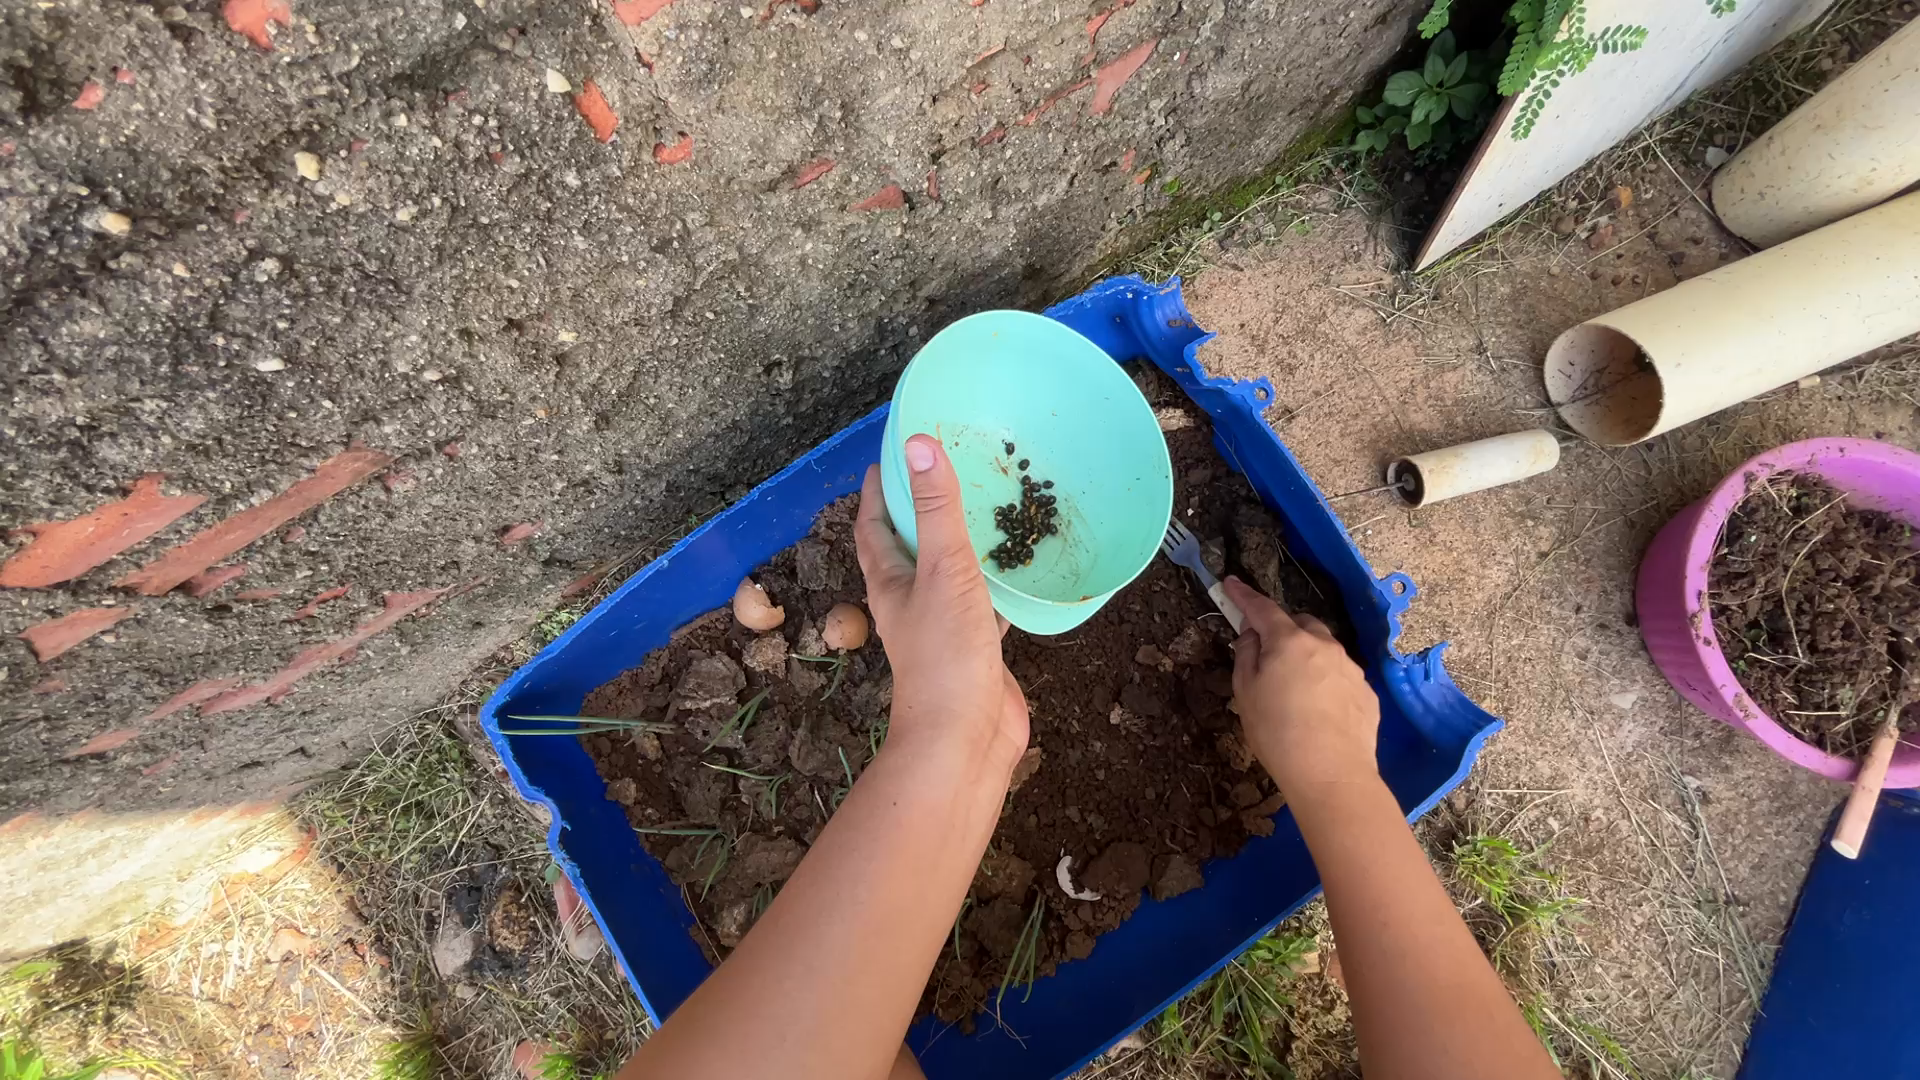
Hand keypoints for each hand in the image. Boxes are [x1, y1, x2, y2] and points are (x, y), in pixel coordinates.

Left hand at [855, 435, 1028, 772]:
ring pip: (947, 572)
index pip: (872, 524)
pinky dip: (994, 581)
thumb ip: (936, 510)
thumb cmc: (945, 652)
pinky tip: (1017, 568)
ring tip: (987, 509)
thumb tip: (918, 444)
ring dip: (958, 544)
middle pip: (908, 545)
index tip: (893, 454)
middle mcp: (910, 600)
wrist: (964, 737)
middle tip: (948, 472)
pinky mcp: (975, 644)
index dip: (877, 489)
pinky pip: (982, 600)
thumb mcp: (943, 570)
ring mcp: (942, 623)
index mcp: (889, 580)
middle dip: (919, 510)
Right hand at [1223, 576, 1378, 798]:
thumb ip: (1246, 654)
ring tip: (1294, 691)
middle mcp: (1324, 646)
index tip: (1230, 582)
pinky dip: (1326, 681)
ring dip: (1306, 657)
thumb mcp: (1245, 690)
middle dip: (1283, 630)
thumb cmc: (1276, 730)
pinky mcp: (1367, 693)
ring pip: (1324, 649)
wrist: (1330, 774)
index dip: (1243, 595)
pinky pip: (1340, 675)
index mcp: (1289, 641)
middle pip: (1300, 624)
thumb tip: (1253, 635)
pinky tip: (1317, 710)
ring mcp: (1350, 669)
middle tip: (1266, 655)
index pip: (1262, 608)